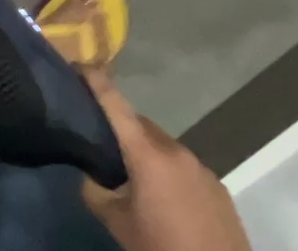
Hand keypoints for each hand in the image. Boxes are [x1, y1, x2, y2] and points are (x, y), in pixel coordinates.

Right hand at [80, 70, 252, 250]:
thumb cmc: (162, 247)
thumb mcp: (116, 222)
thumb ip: (95, 190)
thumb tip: (90, 174)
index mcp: (147, 154)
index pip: (115, 104)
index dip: (96, 81)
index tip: (78, 65)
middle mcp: (176, 151)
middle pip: (140, 124)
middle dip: (119, 126)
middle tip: (100, 142)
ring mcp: (202, 168)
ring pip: (163, 145)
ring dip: (145, 151)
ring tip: (133, 177)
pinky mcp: (219, 188)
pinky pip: (183, 166)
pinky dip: (167, 170)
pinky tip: (164, 198)